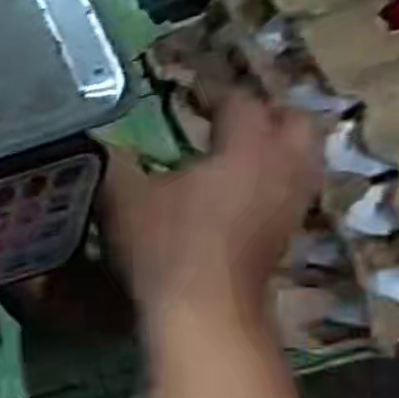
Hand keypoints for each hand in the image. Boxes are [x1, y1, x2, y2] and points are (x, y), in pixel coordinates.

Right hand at [102, 93, 320, 321]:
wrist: (201, 303)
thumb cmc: (163, 242)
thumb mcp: (121, 197)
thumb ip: (112, 161)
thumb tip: (96, 141)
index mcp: (246, 147)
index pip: (239, 102)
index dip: (211, 93)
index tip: (182, 93)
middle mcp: (284, 163)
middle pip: (293, 118)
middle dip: (260, 111)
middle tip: (219, 116)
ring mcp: (294, 196)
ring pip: (302, 150)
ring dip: (273, 141)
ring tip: (232, 148)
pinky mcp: (290, 224)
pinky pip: (293, 179)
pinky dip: (272, 170)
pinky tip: (238, 185)